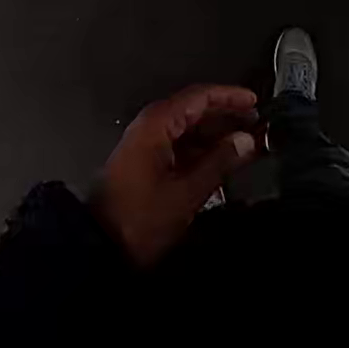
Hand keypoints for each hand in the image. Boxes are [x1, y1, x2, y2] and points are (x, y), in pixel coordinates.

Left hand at [90, 84, 259, 265]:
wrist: (93, 251)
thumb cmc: (140, 219)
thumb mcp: (186, 192)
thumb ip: (220, 162)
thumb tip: (247, 140)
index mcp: (158, 123)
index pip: (201, 96)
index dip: (231, 97)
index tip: (255, 103)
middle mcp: (151, 125)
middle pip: (195, 110)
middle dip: (226, 116)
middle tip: (255, 125)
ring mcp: (146, 144)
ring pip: (188, 129)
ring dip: (216, 135)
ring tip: (244, 145)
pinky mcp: (144, 163)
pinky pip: (179, 145)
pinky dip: (202, 149)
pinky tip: (221, 162)